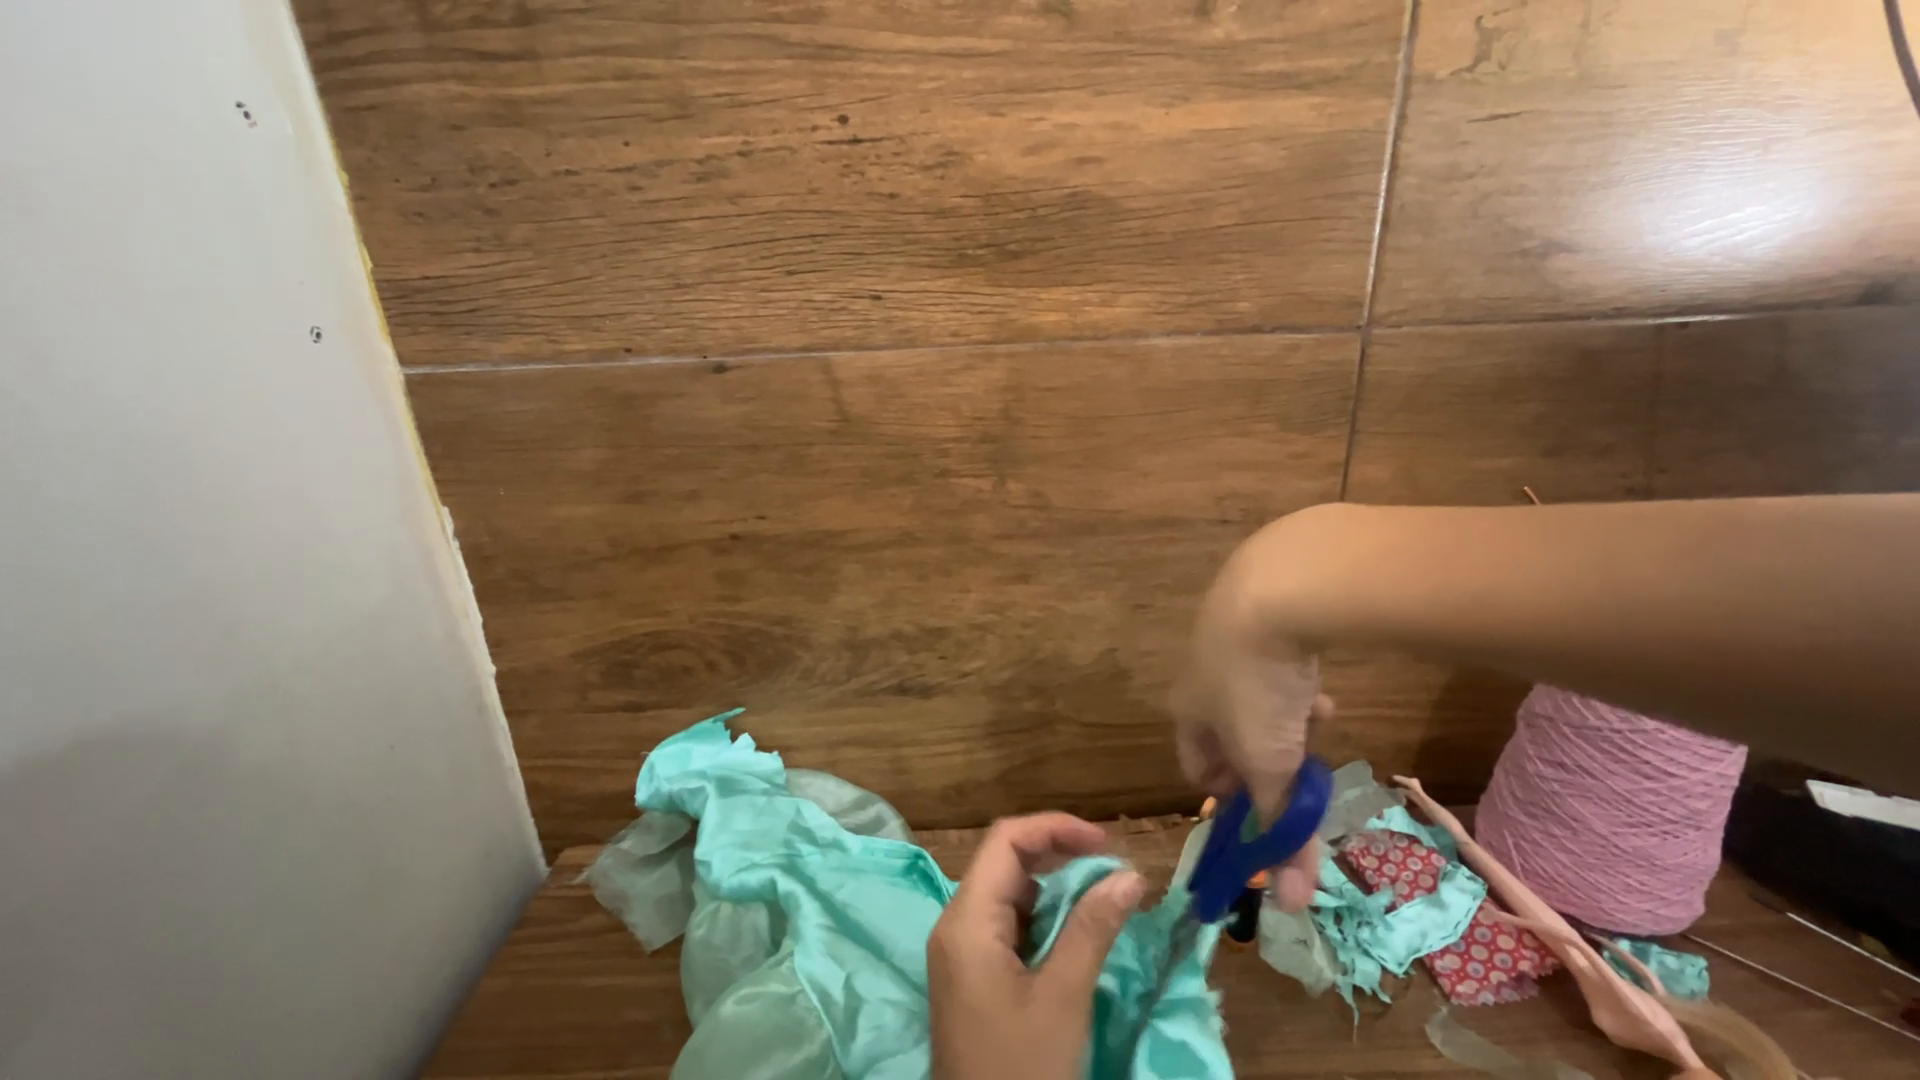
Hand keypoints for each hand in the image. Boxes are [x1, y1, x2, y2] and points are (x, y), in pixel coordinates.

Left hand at [928, 813, 1147, 1079]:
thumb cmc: (1021, 1067)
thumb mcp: (1062, 997)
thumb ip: (1092, 929)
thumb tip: (1130, 874)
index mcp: (967, 919)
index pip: (1005, 840)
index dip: (1055, 828)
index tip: (1105, 842)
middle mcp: (957, 924)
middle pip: (1004, 860)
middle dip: (1059, 853)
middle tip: (1112, 866)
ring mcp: (963, 950)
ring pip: (1008, 891)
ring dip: (1055, 884)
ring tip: (1104, 890)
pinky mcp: (974, 973)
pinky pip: (1008, 923)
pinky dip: (1045, 915)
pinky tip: (1079, 926)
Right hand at [1172, 542, 1333, 911]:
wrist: (1274, 589)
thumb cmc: (1255, 685)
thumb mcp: (1272, 765)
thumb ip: (1283, 829)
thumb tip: (1292, 906)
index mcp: (1186, 712)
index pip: (1196, 769)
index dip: (1230, 799)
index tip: (1266, 811)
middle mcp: (1199, 678)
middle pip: (1230, 735)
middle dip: (1268, 758)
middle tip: (1298, 769)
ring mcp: (1228, 641)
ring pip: (1257, 700)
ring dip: (1287, 721)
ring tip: (1317, 721)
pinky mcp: (1261, 615)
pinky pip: (1276, 666)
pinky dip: (1297, 684)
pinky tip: (1321, 684)